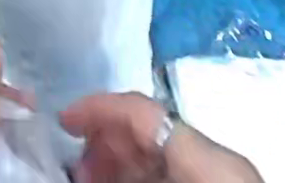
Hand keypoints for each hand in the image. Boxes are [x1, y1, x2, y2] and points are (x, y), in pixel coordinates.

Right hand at [60, 93, 262, 182]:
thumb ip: (123, 182)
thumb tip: (83, 175)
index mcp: (209, 160)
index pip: (145, 112)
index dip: (100, 110)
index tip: (63, 122)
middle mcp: (217, 162)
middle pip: (152, 132)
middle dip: (107, 143)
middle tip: (73, 169)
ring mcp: (221, 181)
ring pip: (162, 158)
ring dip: (122, 166)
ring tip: (89, 182)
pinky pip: (174, 177)